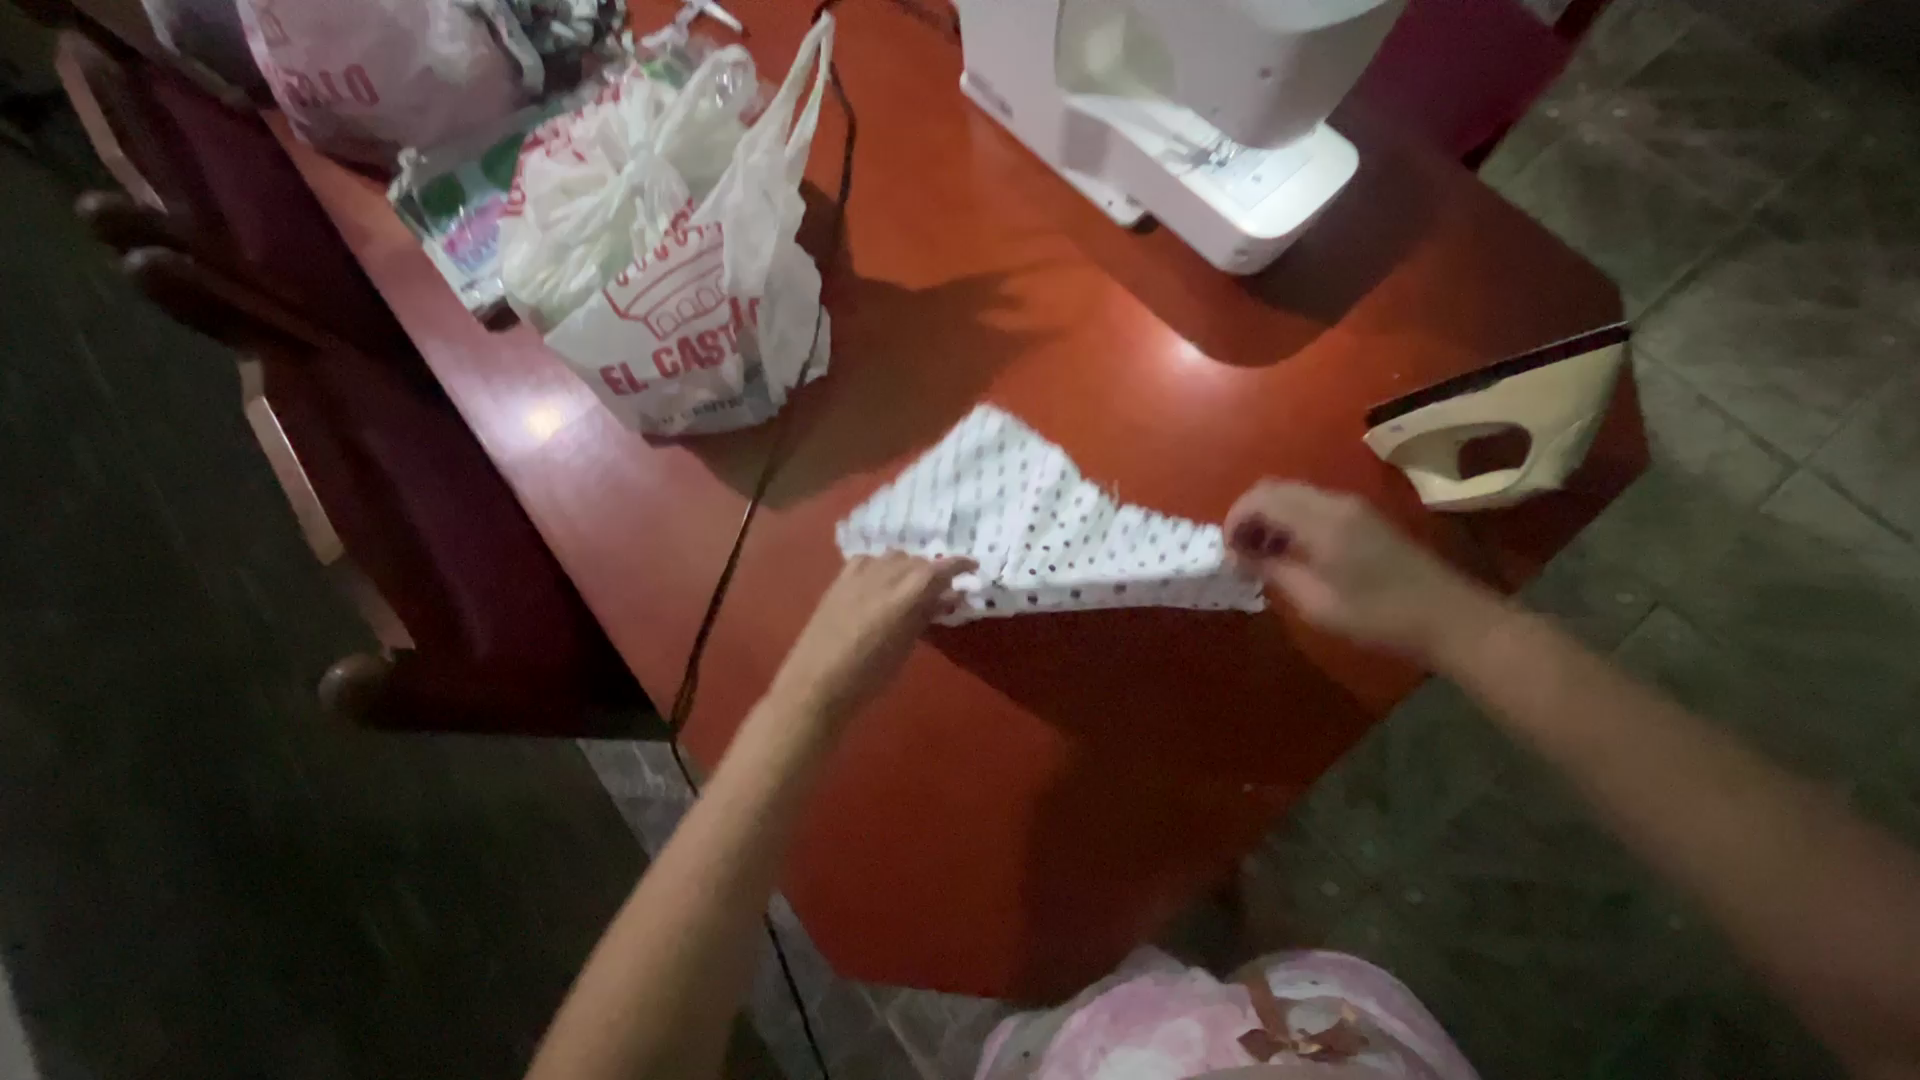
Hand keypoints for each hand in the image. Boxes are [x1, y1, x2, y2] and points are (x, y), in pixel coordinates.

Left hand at [768, 553, 975, 720]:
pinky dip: (882, 567)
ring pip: (894, 557)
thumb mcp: (905, 647)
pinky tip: (881, 583)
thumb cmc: (868, 678)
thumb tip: (948, 597)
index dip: (959, 565)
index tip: (973, 568)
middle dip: (933, 572)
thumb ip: (926, 616)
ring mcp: (858, 575)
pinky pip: (868, 561)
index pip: (939, 568)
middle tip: (942, 592)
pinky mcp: (839, 580)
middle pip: (917, 561)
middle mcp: (883, 576)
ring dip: (909, 567)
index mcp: (904, 596)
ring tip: (912, 588)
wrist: (815, 685)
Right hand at [1224, 480, 1502, 660]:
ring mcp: (1352, 507)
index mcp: (1321, 520)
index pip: (1260, 499)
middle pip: (1273, 488)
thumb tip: (1239, 555)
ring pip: (1292, 494)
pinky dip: (1290, 520)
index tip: (1227, 554)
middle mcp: (1335, 502)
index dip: (1234, 521)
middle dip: (1247, 516)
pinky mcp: (1363, 517)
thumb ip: (1273, 571)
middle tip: (1239, 554)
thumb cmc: (1378, 617)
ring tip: (1262, 557)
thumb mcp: (1316, 603)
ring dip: (1269, 517)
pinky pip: (1312, 504)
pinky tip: (1292, 553)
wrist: (1450, 619)